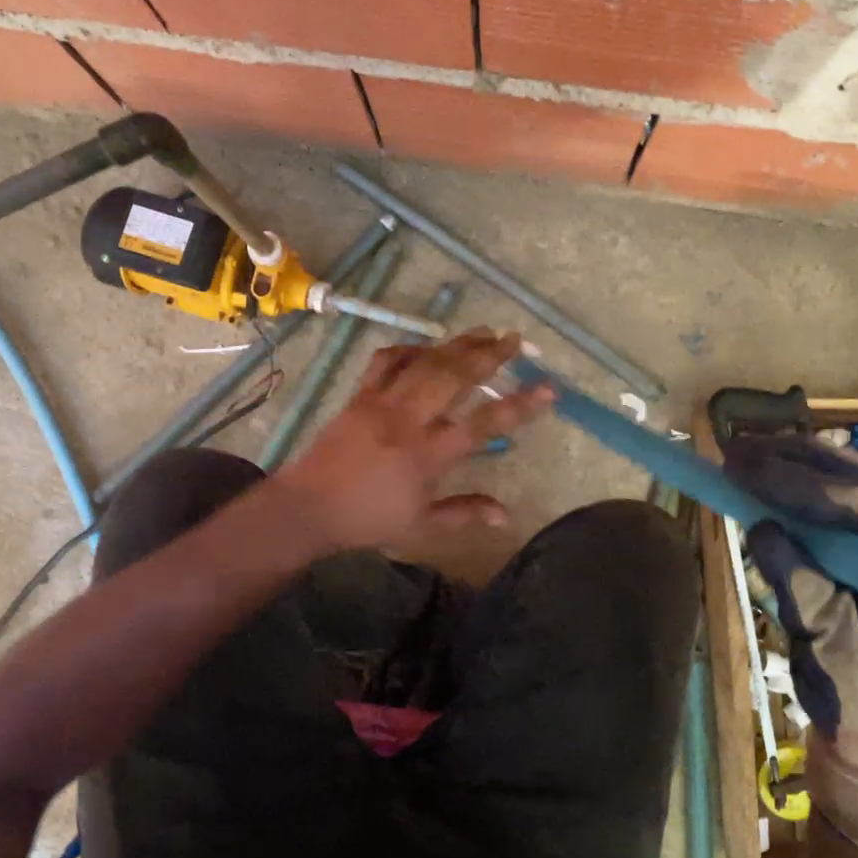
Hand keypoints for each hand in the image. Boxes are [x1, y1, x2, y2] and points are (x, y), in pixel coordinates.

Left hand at [271, 329, 553, 553]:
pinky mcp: (360, 395)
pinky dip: (411, 349)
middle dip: (488, 354)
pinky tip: (428, 348)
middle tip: (514, 339)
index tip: (548, 389)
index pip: (485, 423)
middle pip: (456, 376)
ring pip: (426, 362)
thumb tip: (505, 514)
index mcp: (429, 454)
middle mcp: (409, 420)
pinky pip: (387, 361)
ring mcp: (382, 402)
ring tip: (483, 331)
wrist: (308, 507)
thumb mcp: (420, 526)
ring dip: (457, 344)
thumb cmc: (368, 521)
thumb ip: (464, 513)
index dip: (520, 405)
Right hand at [724, 435, 857, 853]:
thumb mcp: (833, 662)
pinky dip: (802, 477)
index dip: (831, 493)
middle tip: (742, 453)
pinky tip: (766, 467)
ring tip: (745, 451)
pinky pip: (842, 496)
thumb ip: (807, 599)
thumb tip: (762, 531)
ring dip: (803, 461)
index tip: (769, 478)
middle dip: (807, 464)